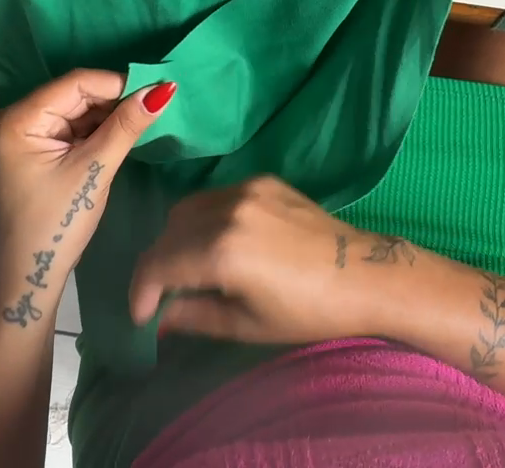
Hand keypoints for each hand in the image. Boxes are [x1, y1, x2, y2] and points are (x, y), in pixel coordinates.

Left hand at [0, 71, 172, 328]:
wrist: (31, 278)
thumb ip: (127, 126)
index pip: (77, 82)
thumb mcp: (95, 170)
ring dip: (112, 115)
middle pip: (78, 93)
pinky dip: (101, 130)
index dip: (118, 84)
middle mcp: (19, 118)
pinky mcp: (40, 150)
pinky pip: (76, 127)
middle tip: (155, 109)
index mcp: (20, 118)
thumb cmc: (57, 224)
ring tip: (144, 123)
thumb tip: (164, 89)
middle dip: (117, 100)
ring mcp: (28, 135)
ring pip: (81, 109)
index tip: (158, 93)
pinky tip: (124, 136)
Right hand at [129, 175, 414, 343]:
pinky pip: (216, 196)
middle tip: (163, 295)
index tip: (143, 316)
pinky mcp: (264, 180)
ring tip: (188, 268)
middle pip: (169, 232)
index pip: (158, 263)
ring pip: (188, 208)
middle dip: (158, 265)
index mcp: (221, 250)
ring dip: (178, 238)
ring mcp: (247, 189)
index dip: (142, 292)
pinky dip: (204, 218)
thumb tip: (159, 316)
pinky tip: (217, 242)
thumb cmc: (307, 311)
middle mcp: (228, 210)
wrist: (362, 274)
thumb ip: (193, 315)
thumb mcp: (246, 324)